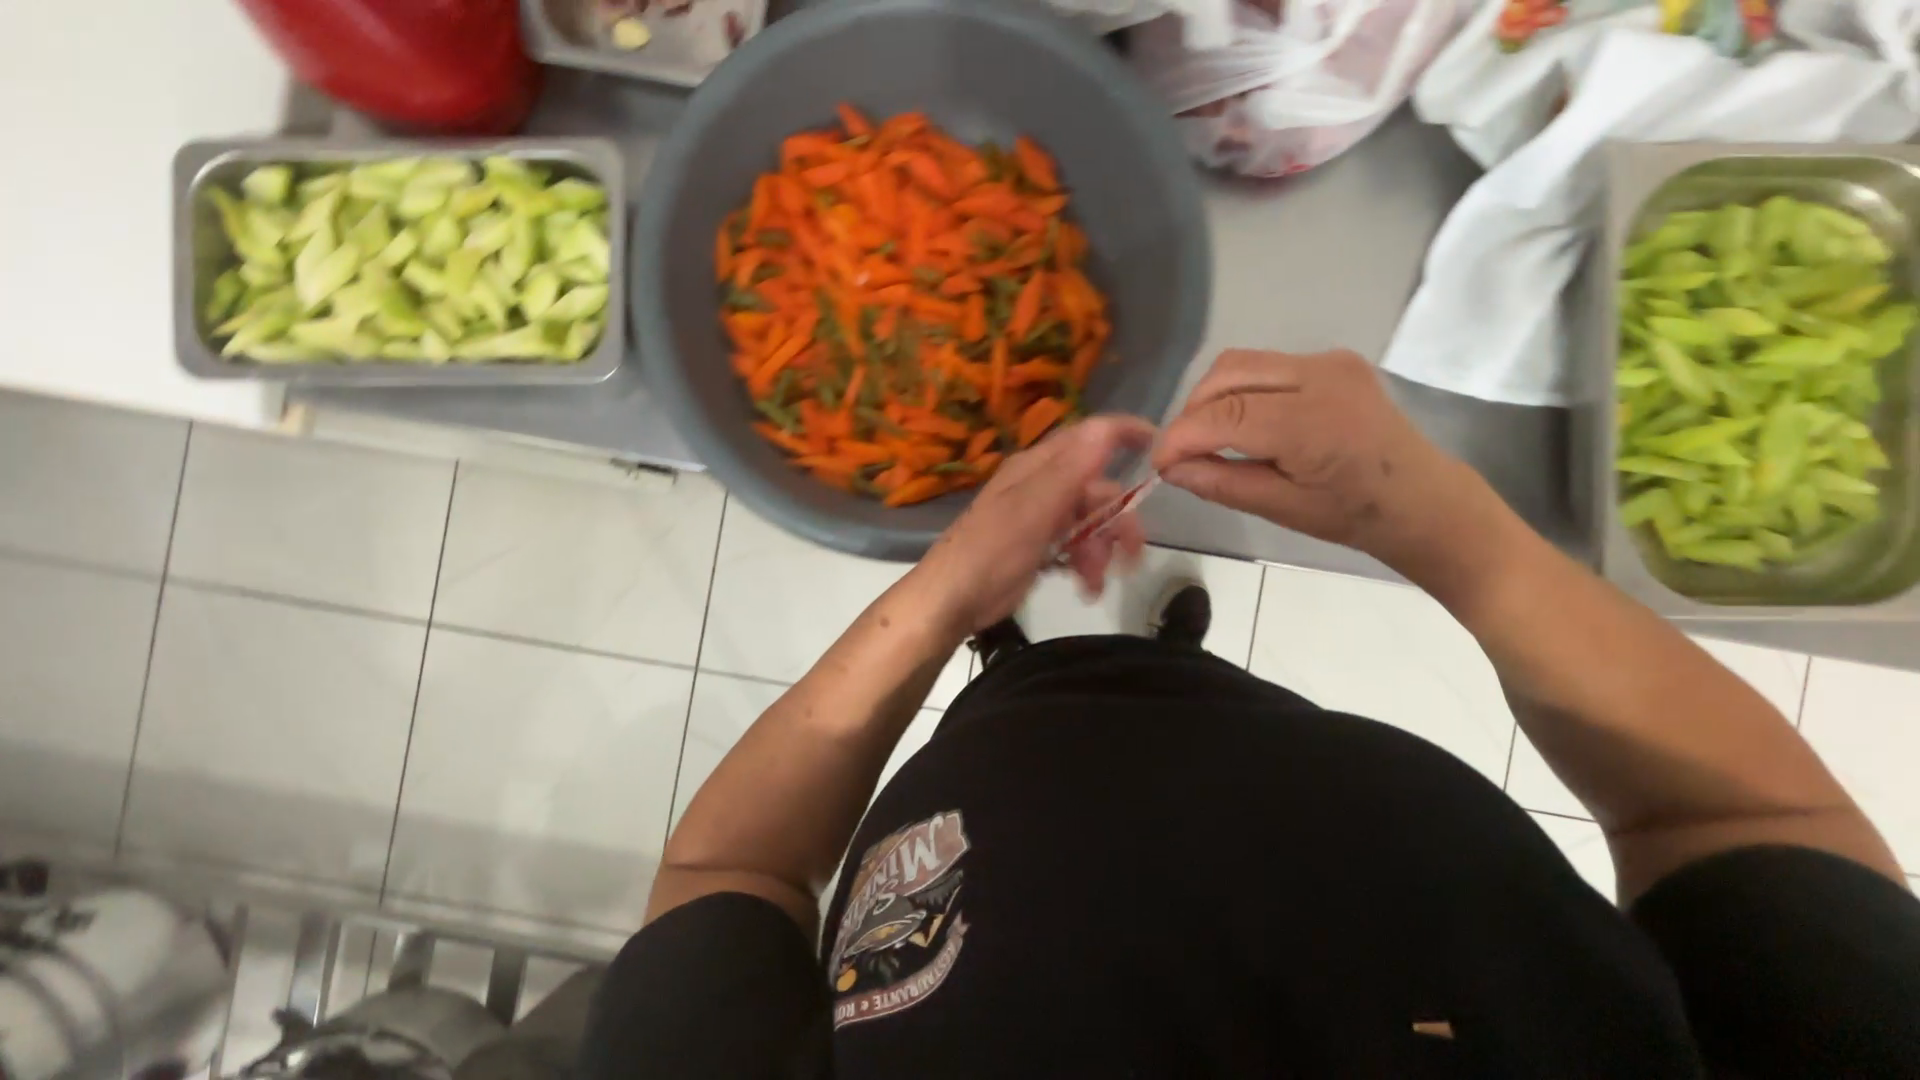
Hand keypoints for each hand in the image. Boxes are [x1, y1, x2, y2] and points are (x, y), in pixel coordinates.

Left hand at [907, 415, 1155, 636]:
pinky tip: (1086, 587)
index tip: (1159, 443)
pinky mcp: (1039, 548)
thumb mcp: (1032, 508)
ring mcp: (1039, 518)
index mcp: (1036, 468)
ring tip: (1095, 581)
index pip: (1086, 437)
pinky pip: (1076, 547)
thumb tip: (1104, 426)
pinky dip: (1086, 566)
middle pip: (1096, 491)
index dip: (1122, 434)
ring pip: (1090, 523)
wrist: (953, 600)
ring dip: (1101, 550)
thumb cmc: (990, 550)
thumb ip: (1069, 470)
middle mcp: (1040, 486)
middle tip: (1131, 555)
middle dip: (1116, 521)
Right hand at [1151, 349, 1494, 577]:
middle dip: (1193, 411)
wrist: (1420, 497)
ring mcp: (1328, 362)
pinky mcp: (1332, 360)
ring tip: (1210, 437)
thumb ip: (1221, 482)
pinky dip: (1241, 390)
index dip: (1181, 435)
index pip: (1224, 413)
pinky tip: (1244, 423)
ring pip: (1242, 362)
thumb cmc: (1352, 514)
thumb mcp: (1281, 508)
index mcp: (1311, 423)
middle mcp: (1319, 377)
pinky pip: (1266, 365)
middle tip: (1184, 452)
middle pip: (1227, 373)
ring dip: (1213, 397)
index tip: (1157, 462)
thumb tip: (1170, 468)